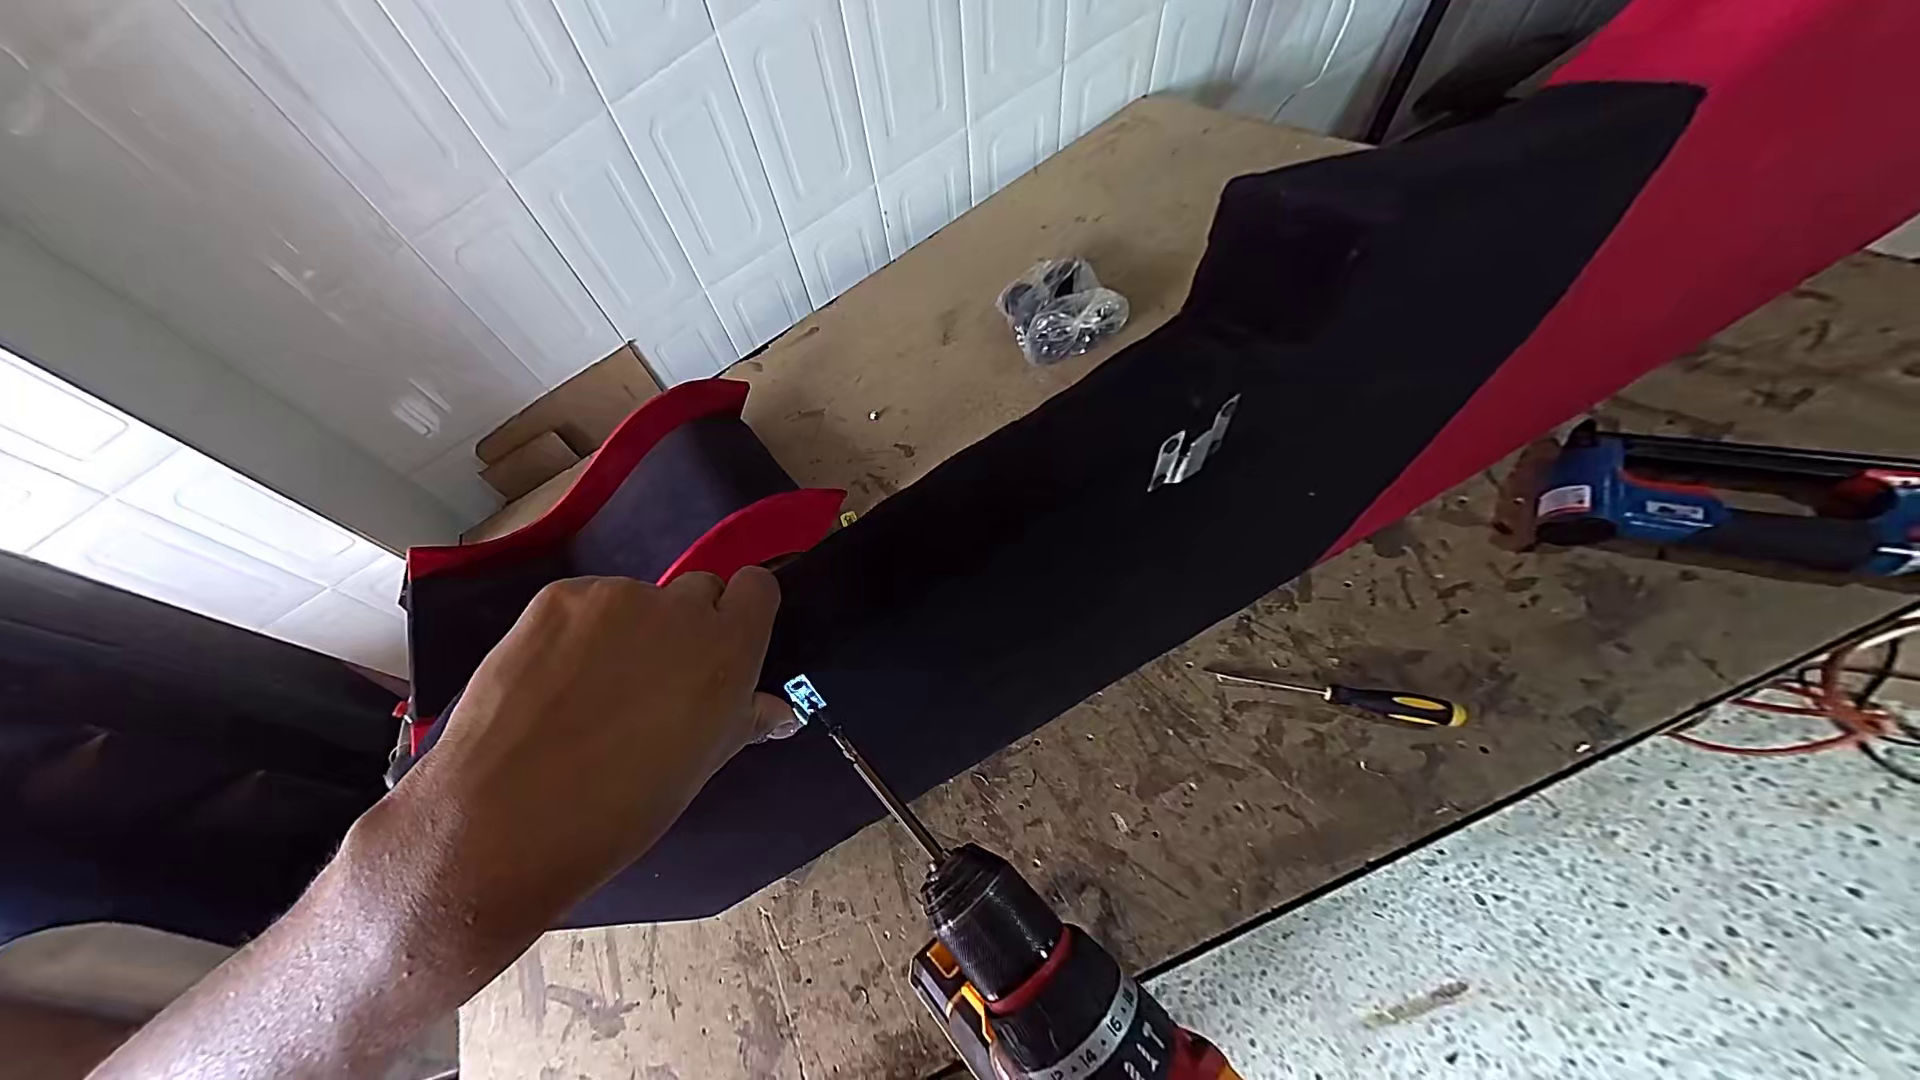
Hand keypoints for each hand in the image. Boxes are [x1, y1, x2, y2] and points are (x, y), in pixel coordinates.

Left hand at [377, 568, 791, 944]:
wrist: (500, 821)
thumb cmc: (624, 805)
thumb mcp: (703, 763)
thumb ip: (748, 719)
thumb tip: (783, 712)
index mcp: (728, 647)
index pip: (757, 586)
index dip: (744, 611)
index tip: (727, 640)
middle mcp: (680, 608)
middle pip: (701, 589)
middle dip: (689, 622)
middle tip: (659, 674)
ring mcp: (615, 597)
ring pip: (641, 599)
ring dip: (632, 629)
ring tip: (594, 686)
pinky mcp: (556, 597)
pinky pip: (588, 604)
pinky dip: (582, 631)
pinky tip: (556, 679)